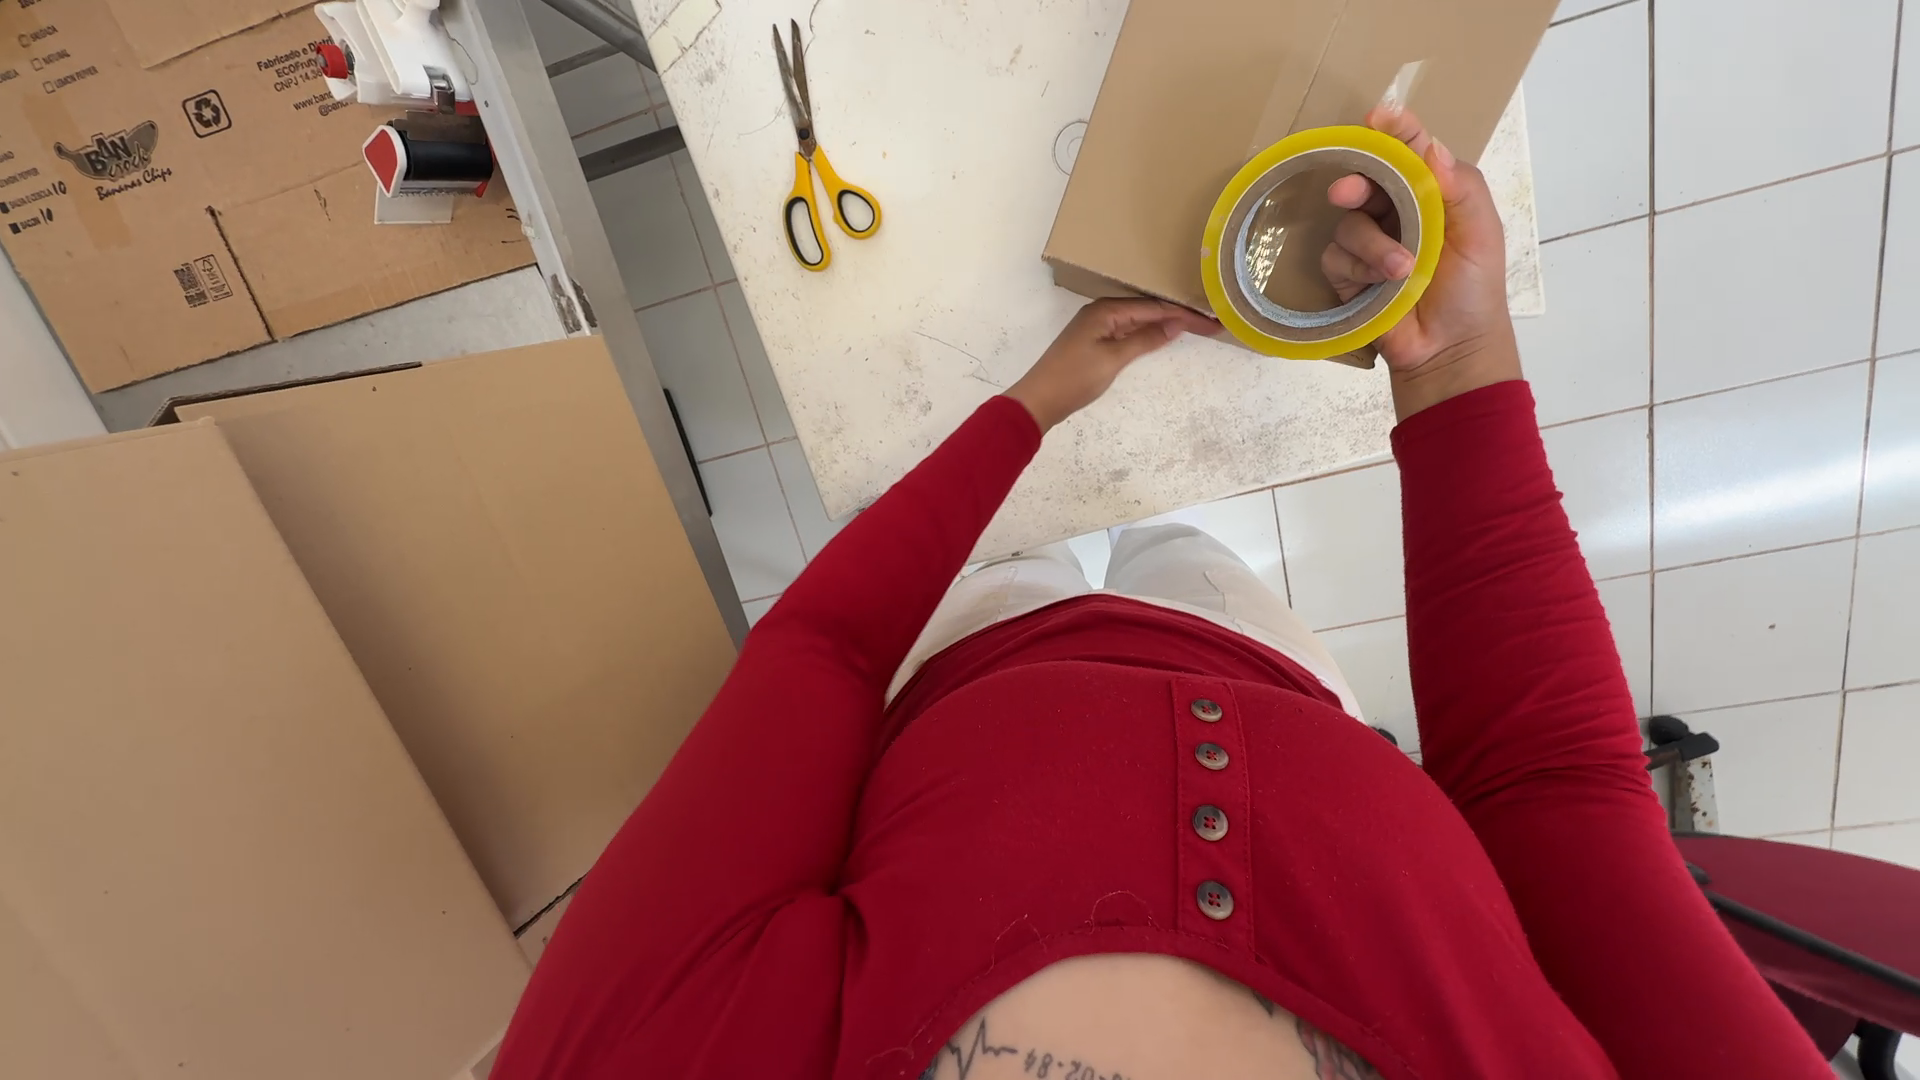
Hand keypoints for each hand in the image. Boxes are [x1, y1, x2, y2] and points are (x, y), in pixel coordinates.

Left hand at [1006, 298, 1217, 430]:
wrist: (1038, 401)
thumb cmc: (1074, 379)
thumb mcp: (1114, 360)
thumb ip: (1145, 340)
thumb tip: (1176, 323)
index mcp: (1105, 310)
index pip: (1153, 307)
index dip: (1184, 314)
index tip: (1211, 322)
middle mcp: (1100, 312)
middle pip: (1146, 309)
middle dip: (1177, 315)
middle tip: (1209, 323)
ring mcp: (1095, 327)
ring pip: (1136, 320)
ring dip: (1163, 323)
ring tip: (1193, 327)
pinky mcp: (1092, 342)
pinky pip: (1126, 331)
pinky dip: (1145, 334)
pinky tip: (1160, 337)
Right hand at [1320, 105, 1522, 418]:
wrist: (1447, 347)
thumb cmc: (1472, 289)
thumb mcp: (1480, 231)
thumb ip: (1458, 188)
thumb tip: (1429, 149)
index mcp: (1431, 194)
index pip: (1410, 154)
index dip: (1395, 132)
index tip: (1380, 116)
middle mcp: (1395, 214)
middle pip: (1366, 183)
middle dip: (1356, 183)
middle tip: (1348, 191)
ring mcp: (1367, 245)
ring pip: (1348, 225)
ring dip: (1374, 248)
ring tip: (1401, 272)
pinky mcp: (1345, 276)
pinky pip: (1335, 259)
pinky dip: (1358, 270)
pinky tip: (1381, 286)